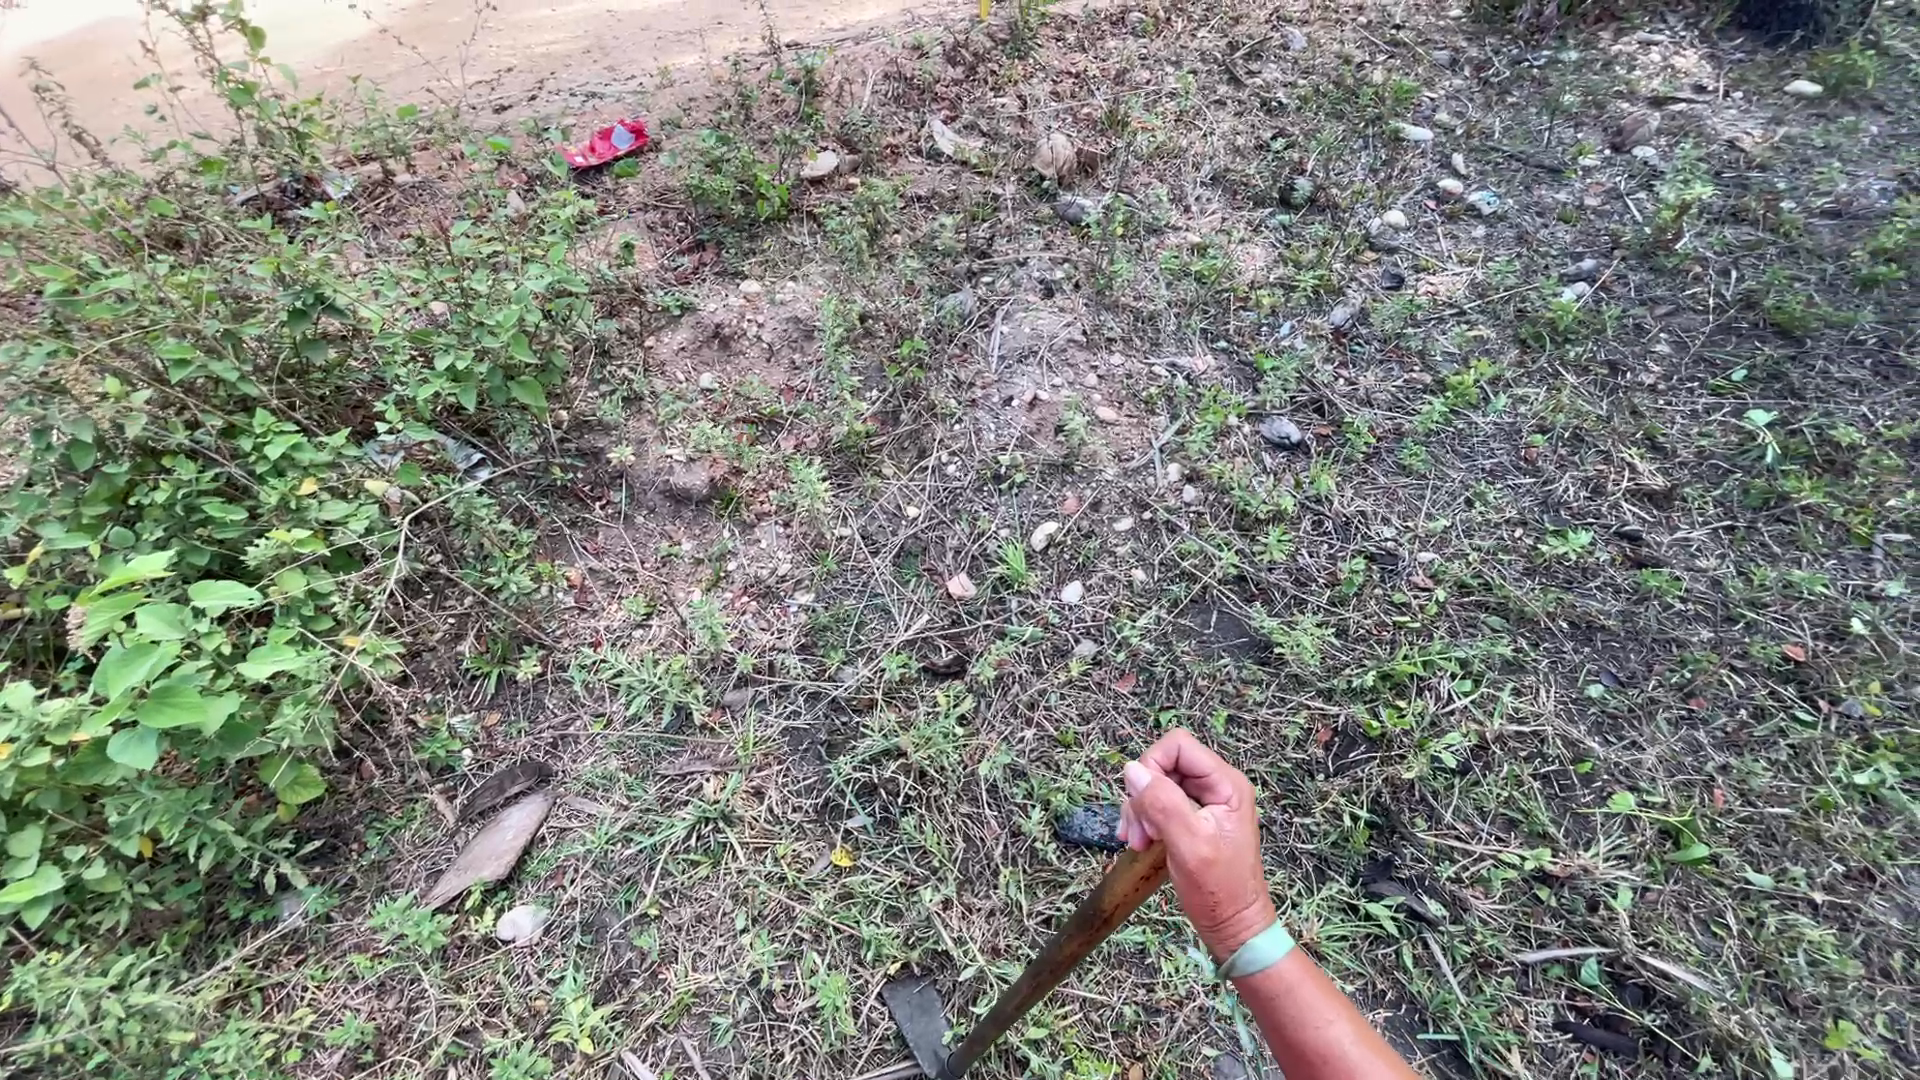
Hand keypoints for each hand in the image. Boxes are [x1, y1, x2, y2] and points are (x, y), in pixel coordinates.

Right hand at [1116, 729, 1275, 958]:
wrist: (1234, 928)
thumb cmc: (1218, 890)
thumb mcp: (1188, 844)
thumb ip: (1161, 803)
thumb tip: (1131, 770)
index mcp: (1225, 784)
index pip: (1178, 745)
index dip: (1152, 765)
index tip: (1143, 801)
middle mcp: (1216, 785)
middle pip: (1164, 763)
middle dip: (1143, 793)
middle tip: (1139, 831)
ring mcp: (1205, 800)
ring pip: (1157, 783)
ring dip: (1140, 809)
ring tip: (1137, 840)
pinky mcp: (1193, 816)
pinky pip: (1159, 801)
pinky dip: (1144, 818)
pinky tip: (1138, 840)